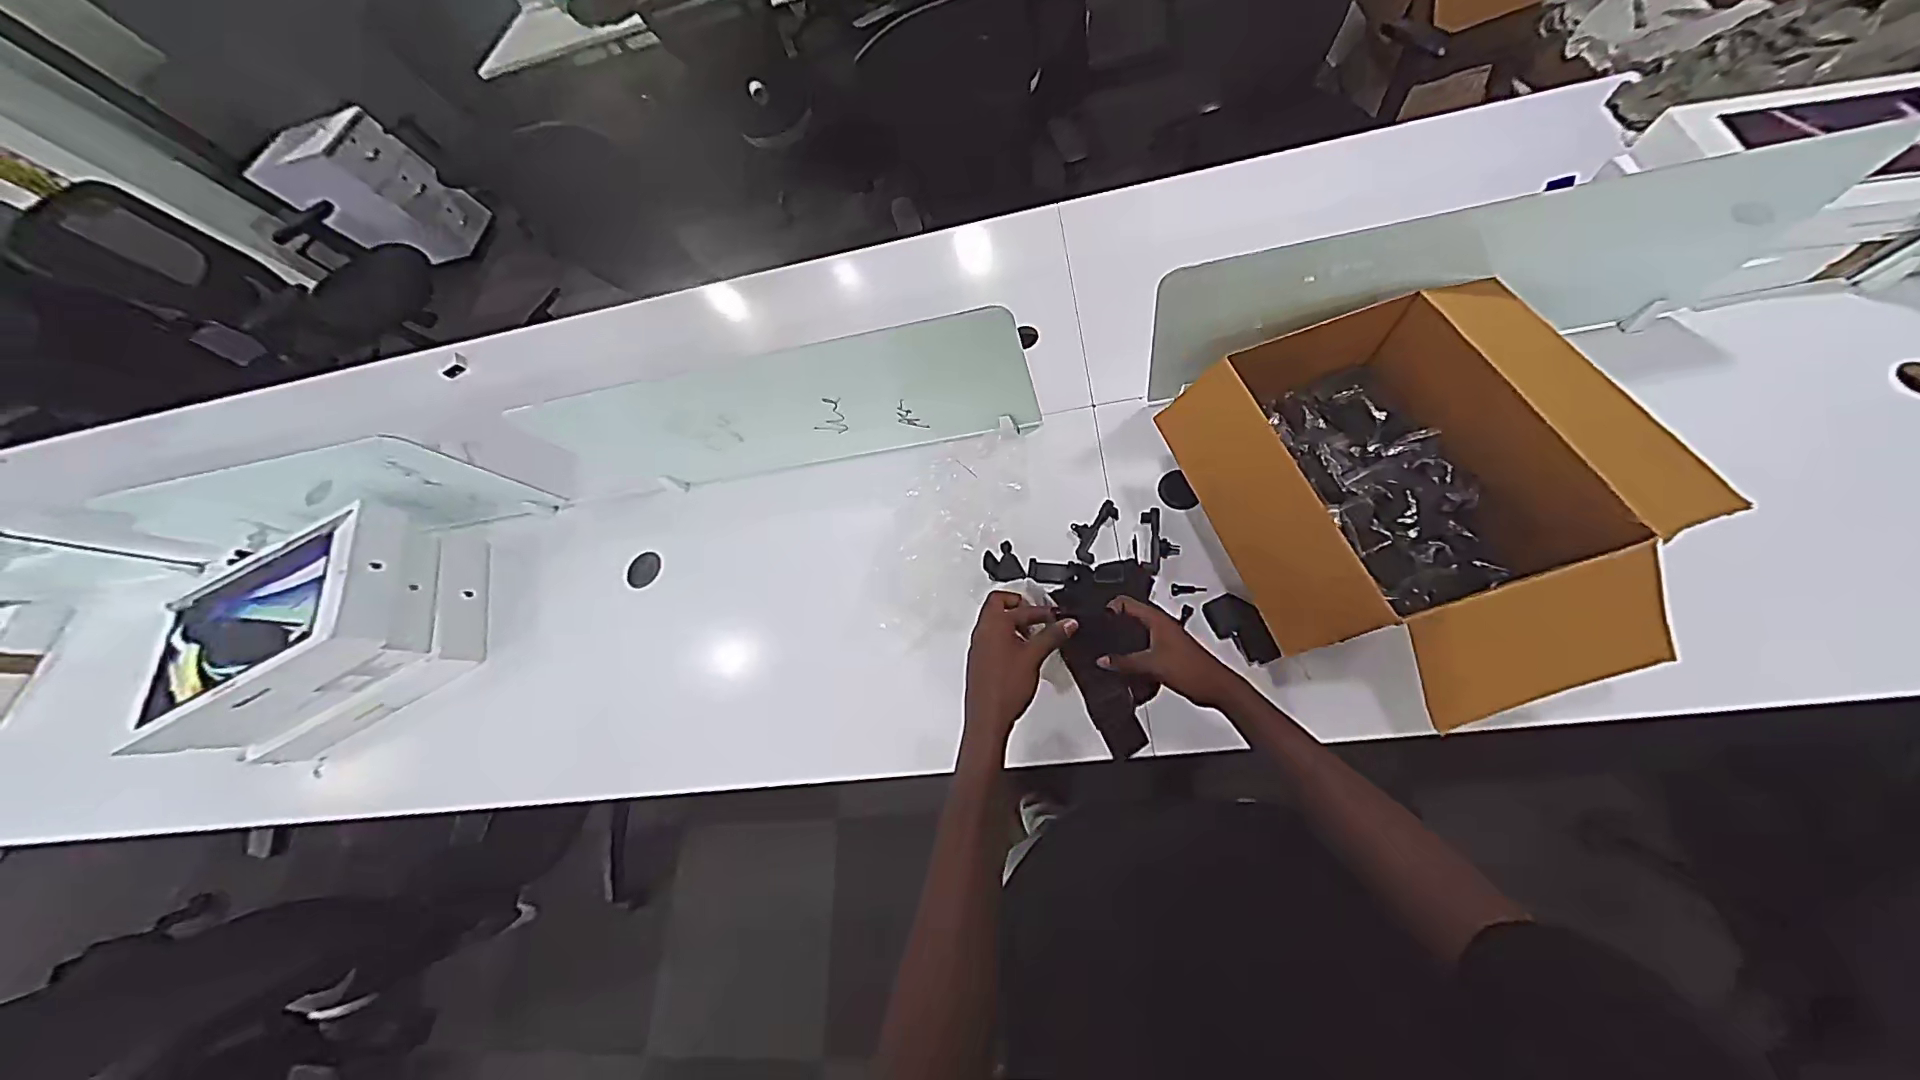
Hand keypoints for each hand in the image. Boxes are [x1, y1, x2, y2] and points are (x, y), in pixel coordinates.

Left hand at [964, 591, 1076, 750]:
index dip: (1040, 609)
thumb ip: (1052, 636)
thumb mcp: (1034, 656)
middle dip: (1021, 606)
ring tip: (1035, 634)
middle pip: (998, 604)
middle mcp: (982, 632)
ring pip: (995, 622)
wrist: (988, 717)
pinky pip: (993, 639)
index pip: (1016, 603)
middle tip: (1039, 615)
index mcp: (993, 624)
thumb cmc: (1003, 689)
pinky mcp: (980, 660)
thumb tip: (1066, 623)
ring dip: (1015, 623)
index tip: (1055, 616)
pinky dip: (1009, 637)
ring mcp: (978, 646)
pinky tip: (1023, 652)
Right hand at [1097, 595, 1245, 709]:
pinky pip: (1144, 649)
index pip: (1126, 602)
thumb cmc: (1196, 670)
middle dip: (1114, 625)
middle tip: (1099, 634)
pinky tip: (1127, 667)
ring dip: (1124, 641)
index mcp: (1158, 620)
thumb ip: (1124, 662)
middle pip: (1130, 617)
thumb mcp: (1152, 665)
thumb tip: (1104, 660)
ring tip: (1109, 651)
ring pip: (1137, 634)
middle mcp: (1162, 626)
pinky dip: (1134, 655)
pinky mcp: (1167, 653)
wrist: (1216, 687)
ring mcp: (1165, 639)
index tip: (1097, 619)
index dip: (1109, 607)